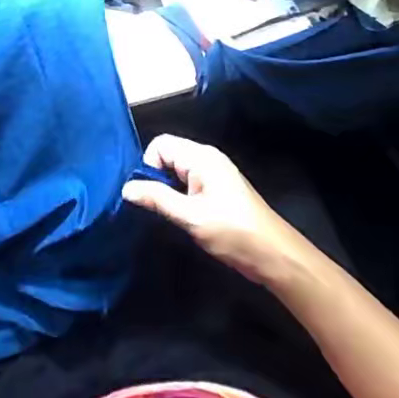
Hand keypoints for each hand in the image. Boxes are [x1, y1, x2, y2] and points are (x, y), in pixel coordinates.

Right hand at [121, 135, 323, 291]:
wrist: (272, 253)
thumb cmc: (233, 231)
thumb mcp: (191, 217)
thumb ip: (158, 199)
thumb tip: (127, 188)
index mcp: (201, 157)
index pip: (161, 144)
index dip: (148, 165)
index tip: (146, 194)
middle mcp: (206, 159)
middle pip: (168, 156)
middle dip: (155, 178)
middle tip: (153, 208)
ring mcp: (213, 174)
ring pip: (176, 172)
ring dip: (166, 190)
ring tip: (165, 215)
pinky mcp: (216, 190)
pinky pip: (187, 184)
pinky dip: (178, 197)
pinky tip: (180, 218)